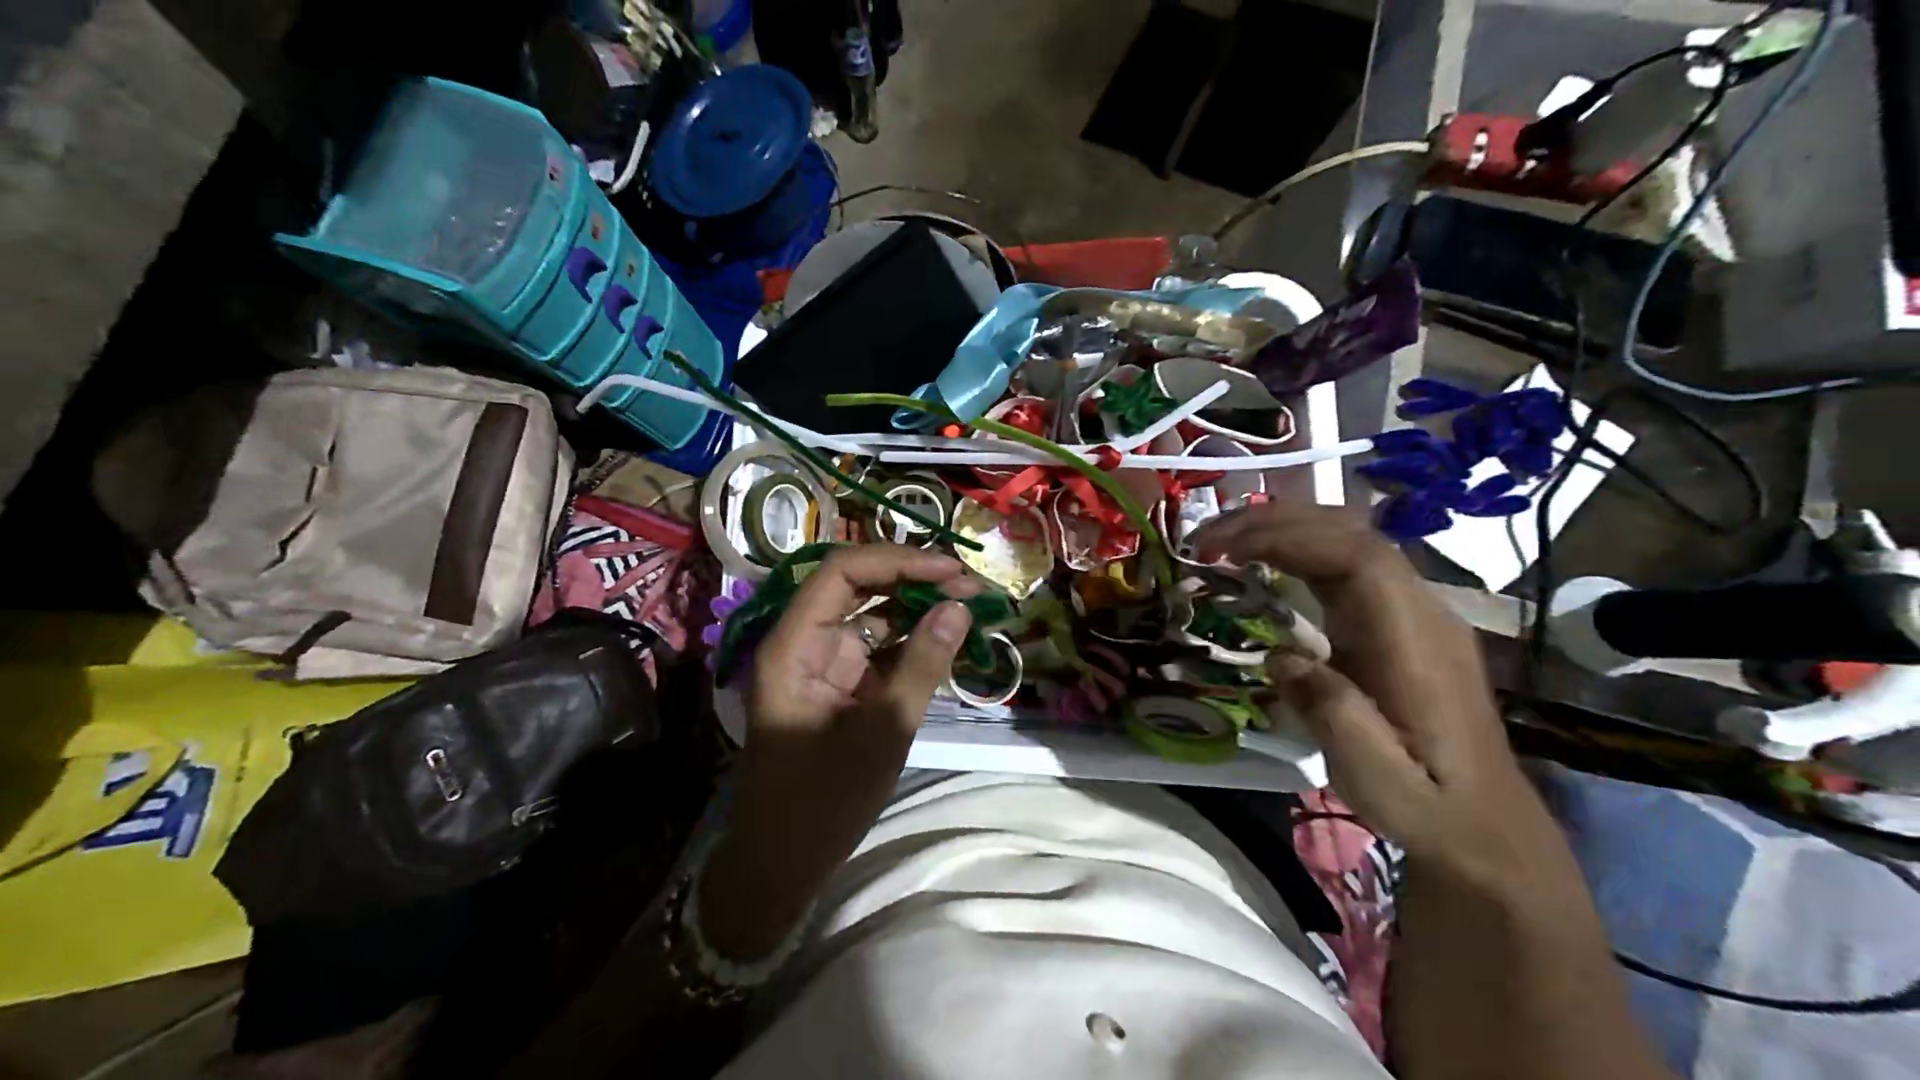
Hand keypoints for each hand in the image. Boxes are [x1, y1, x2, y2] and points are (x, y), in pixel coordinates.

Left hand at [705, 546, 978, 959]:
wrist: (782, 865)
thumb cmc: (823, 802)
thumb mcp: (883, 733)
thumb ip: (922, 666)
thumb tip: (960, 607)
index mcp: (795, 645)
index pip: (843, 572)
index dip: (898, 561)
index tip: (951, 571)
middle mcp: (805, 641)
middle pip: (858, 585)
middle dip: (915, 579)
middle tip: (971, 586)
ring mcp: (823, 663)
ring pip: (872, 614)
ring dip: (919, 606)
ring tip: (971, 604)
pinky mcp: (842, 685)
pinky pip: (879, 647)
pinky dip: (914, 639)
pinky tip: (950, 636)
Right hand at [1194, 503, 1570, 890]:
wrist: (1485, 822)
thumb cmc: (1430, 805)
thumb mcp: (1379, 782)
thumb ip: (1334, 717)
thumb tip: (1280, 657)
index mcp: (1417, 644)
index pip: (1359, 559)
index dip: (1291, 539)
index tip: (1227, 549)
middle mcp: (1419, 612)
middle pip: (1353, 535)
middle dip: (1277, 523)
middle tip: (1208, 537)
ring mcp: (1410, 612)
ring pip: (1349, 541)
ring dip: (1284, 530)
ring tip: (1223, 541)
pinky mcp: (1394, 622)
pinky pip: (1345, 565)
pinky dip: (1297, 551)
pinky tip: (1260, 561)